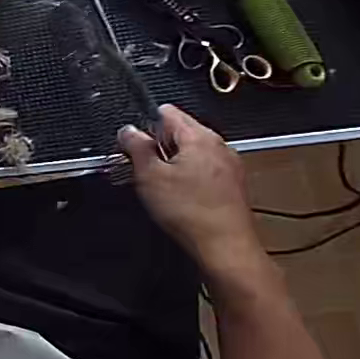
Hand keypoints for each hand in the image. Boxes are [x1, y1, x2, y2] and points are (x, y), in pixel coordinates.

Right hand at [118, 105, 261, 272]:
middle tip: (142, 170)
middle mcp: (219, 146)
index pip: (167, 112)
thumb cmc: (192, 212)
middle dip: (157, 148)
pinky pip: (203, 171)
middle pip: (179, 133)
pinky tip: (178, 199)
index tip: (133, 145)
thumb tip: (128, 130)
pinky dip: (188, 179)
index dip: (144, 126)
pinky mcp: (231, 185)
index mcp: (200, 136)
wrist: (224, 246)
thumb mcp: (149, 175)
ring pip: (190, 154)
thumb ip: (136, 147)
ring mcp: (228, 165)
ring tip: (159, 188)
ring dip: (172, 165)